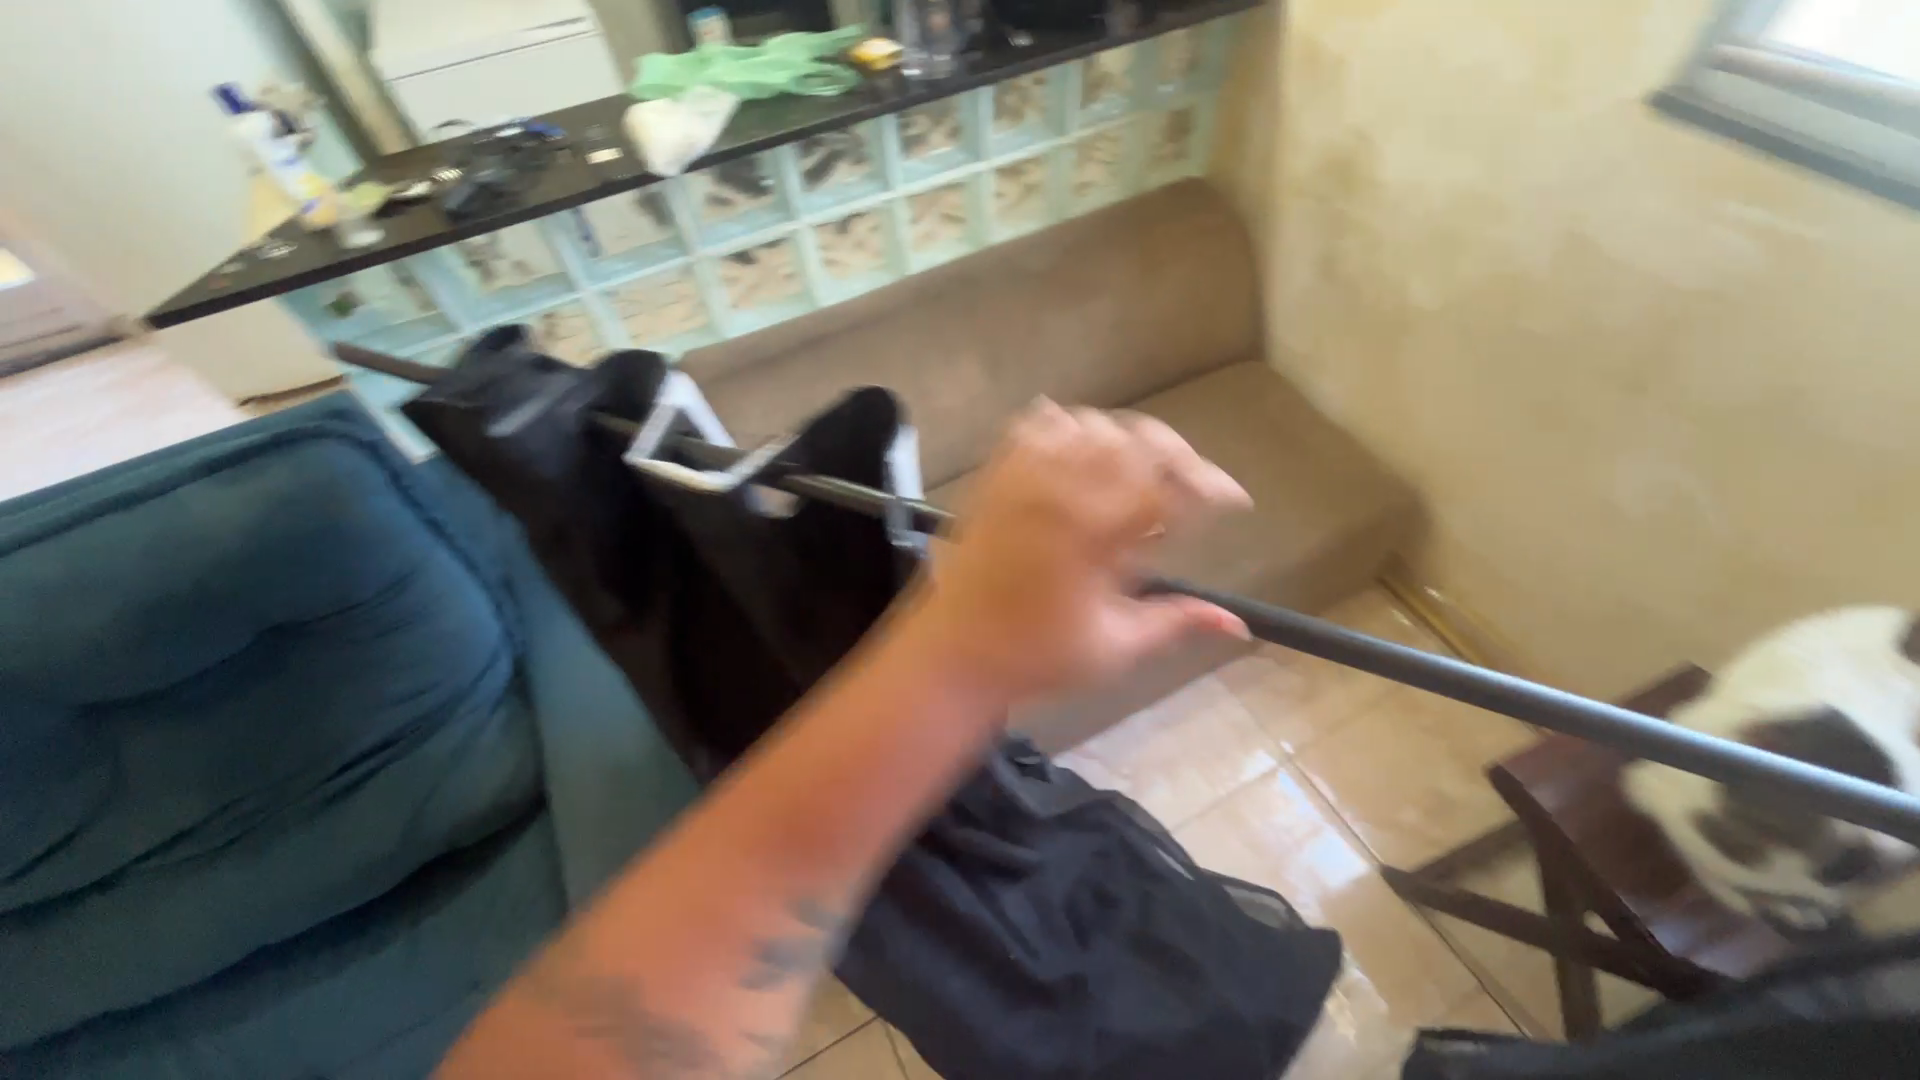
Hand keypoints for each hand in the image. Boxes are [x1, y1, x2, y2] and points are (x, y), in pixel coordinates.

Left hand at [907, 399, 1251, 705]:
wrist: (951, 655)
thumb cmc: (1034, 659)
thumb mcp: (1115, 647)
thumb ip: (1177, 622)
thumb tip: (1238, 624)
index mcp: (1096, 536)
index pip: (1171, 486)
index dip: (1212, 487)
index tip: (1233, 502)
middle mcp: (1061, 494)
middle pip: (1136, 441)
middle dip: (1177, 457)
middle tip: (1191, 488)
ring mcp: (1023, 480)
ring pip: (1089, 425)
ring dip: (1125, 442)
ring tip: (1139, 474)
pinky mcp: (995, 479)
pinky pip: (1035, 427)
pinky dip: (1067, 429)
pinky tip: (1082, 453)